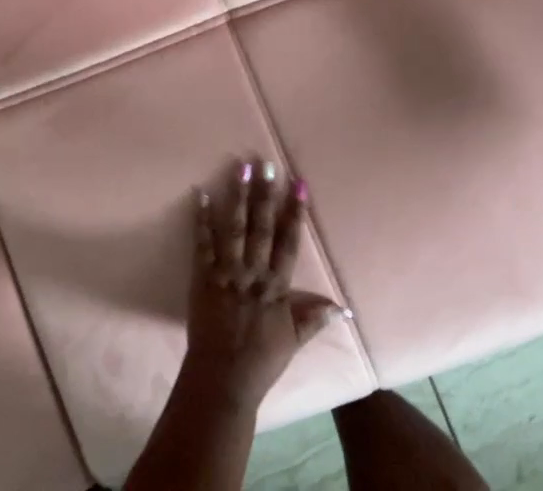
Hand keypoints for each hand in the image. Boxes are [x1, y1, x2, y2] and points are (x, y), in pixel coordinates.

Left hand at [184, 157, 347, 406]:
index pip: (288, 242)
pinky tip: (199, 194)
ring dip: (236, 196)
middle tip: (266, 163)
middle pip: (260, 227)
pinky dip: (200, 219)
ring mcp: (226, 273)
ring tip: (239, 168)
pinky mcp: (202, 277)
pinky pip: (202, 244)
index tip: (299, 185)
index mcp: (276, 286)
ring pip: (233, 228)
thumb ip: (314, 319)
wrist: (223, 378)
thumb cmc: (261, 360)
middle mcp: (253, 273)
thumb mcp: (294, 340)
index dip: (294, 213)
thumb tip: (342, 308)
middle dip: (264, 194)